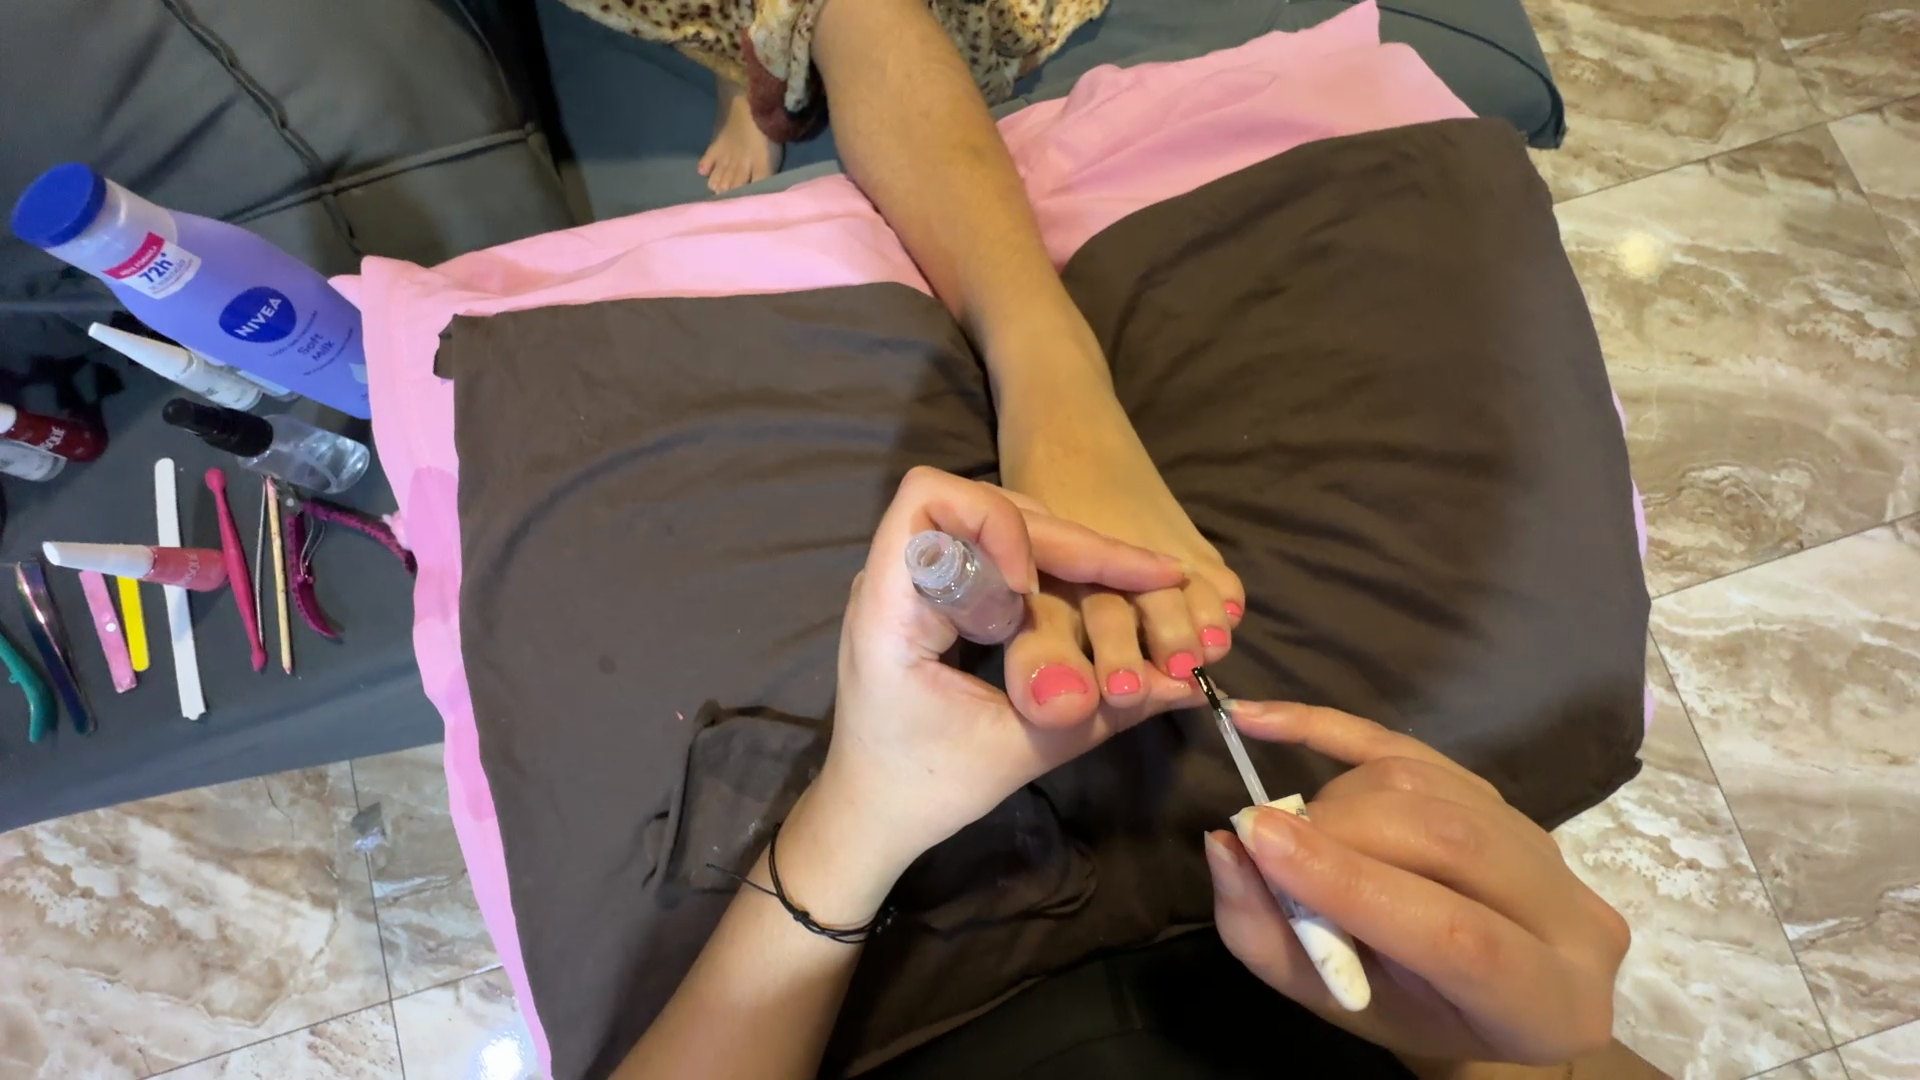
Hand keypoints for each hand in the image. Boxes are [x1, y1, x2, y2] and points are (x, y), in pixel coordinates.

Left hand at [808, 466, 1197, 881]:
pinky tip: (1108, 586)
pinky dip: (1060, 567)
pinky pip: (1005, 554)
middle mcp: (901, 576)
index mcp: (890, 607)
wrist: (872, 806)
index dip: (995, 521)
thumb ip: (1097, 713)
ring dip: (1076, 551)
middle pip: (991, 508)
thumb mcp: (1016, 753)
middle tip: (1154, 575)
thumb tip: (1185, 682)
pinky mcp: (944, 592)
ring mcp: (921, 578)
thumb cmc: (922, 788)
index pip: (930, 500)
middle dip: (1075, 542)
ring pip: (1007, 525)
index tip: (1033, 588)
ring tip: (1144, 579)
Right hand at [1204, 703, 1628, 1064]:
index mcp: (1545, 1003)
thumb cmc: (1398, 1008)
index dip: (1353, 882)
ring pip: (1420, 783)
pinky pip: (1398, 742)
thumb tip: (1225, 846)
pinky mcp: (1487, 788)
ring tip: (1293, 829)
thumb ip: (1265, 933)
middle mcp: (1570, 915)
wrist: (1462, 987)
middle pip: (1448, 839)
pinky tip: (1256, 717)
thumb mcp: (1325, 998)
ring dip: (1334, 797)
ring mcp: (1537, 840)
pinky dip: (1319, 725)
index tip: (1258, 838)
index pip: (1460, 937)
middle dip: (1336, 829)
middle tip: (1264, 838)